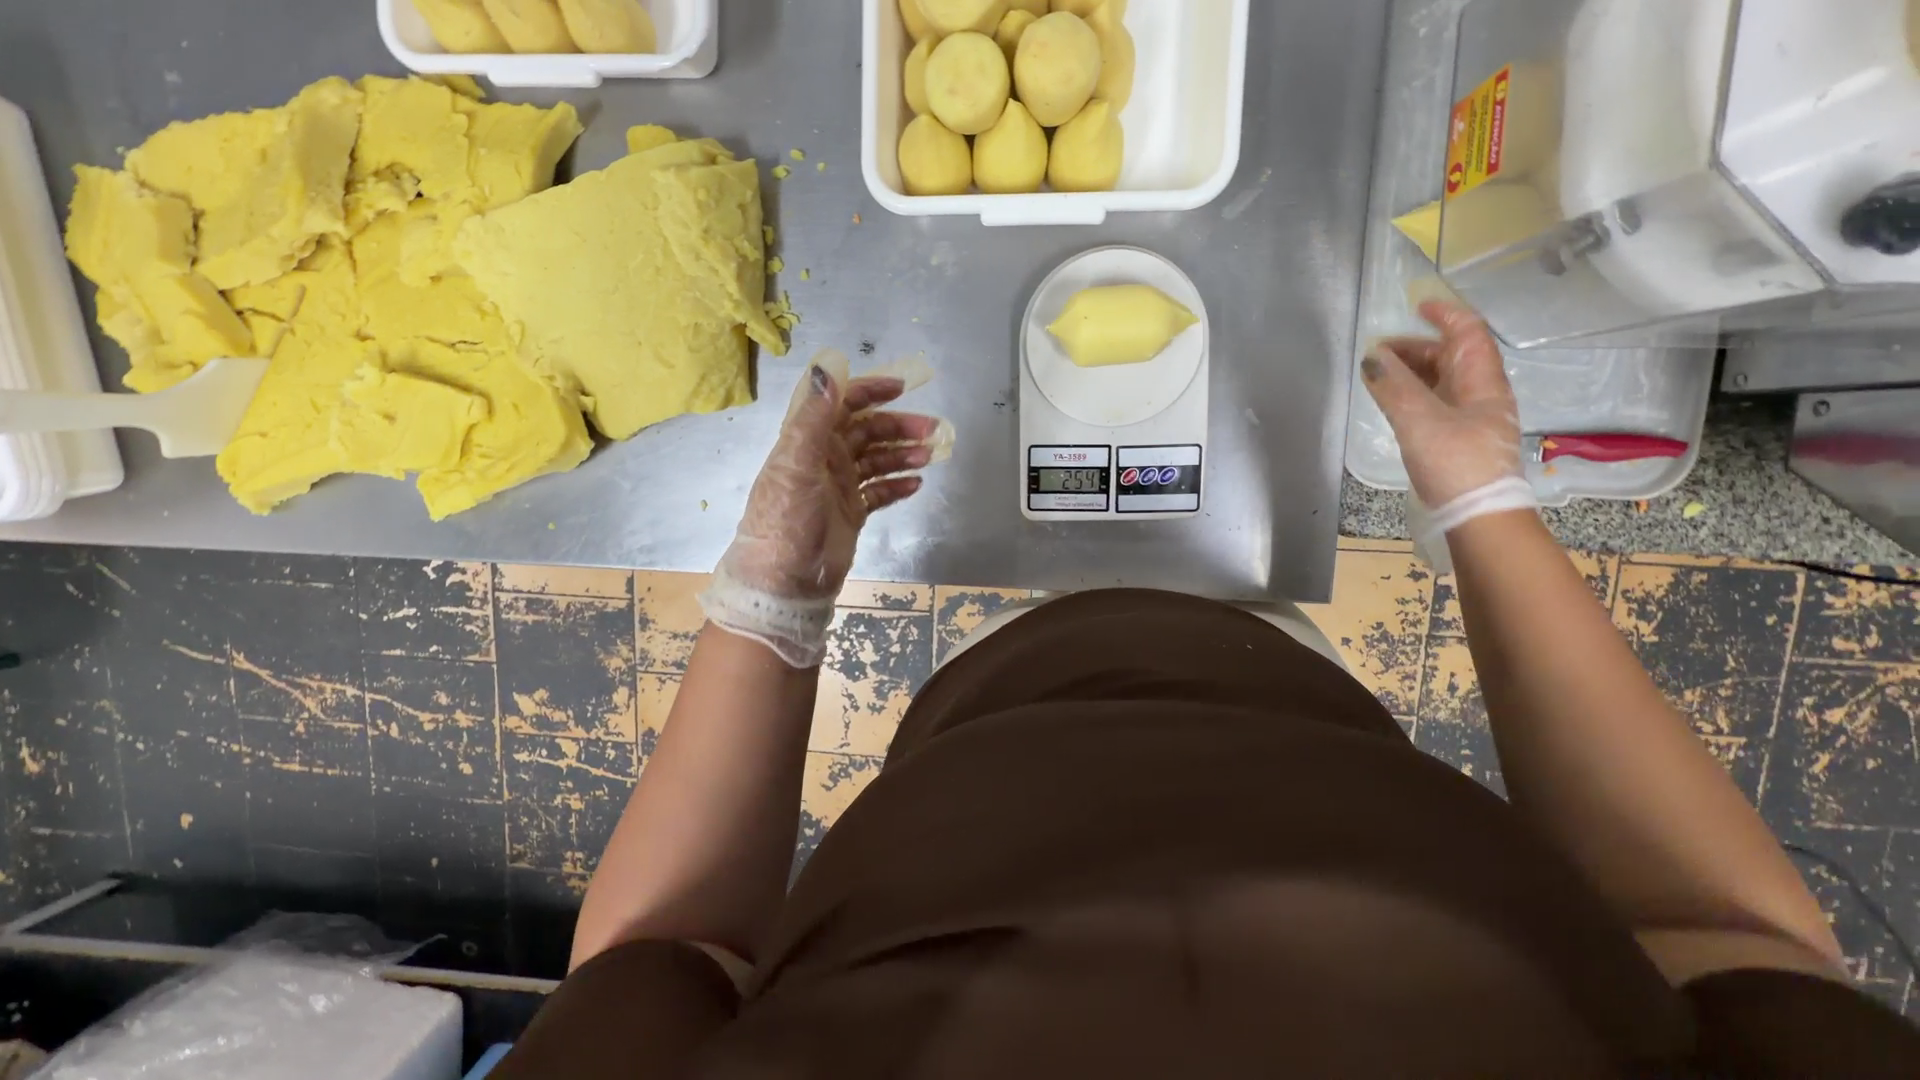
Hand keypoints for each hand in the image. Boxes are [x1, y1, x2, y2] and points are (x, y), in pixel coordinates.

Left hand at [700, 352, 944, 667]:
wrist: (783, 582)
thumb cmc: (786, 520)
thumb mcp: (797, 464)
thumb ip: (814, 417)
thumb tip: (829, 368)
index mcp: (807, 441)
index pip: (841, 404)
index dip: (869, 391)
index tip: (902, 388)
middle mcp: (824, 458)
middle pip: (867, 430)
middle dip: (898, 426)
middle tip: (932, 431)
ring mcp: (838, 486)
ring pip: (877, 459)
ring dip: (902, 454)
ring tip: (929, 457)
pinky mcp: (850, 512)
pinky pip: (879, 491)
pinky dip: (897, 485)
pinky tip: (915, 484)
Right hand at [1363, 300, 1525, 511]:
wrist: (1479, 518)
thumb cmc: (1455, 464)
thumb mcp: (1419, 421)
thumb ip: (1393, 386)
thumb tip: (1371, 356)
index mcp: (1483, 383)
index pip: (1469, 334)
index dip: (1445, 315)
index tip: (1416, 307)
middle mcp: (1483, 396)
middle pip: (1453, 357)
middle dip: (1417, 347)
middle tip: (1379, 352)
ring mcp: (1473, 420)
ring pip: (1443, 382)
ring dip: (1413, 372)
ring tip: (1380, 374)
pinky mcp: (1460, 442)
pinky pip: (1436, 404)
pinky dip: (1414, 395)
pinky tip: (1394, 403)